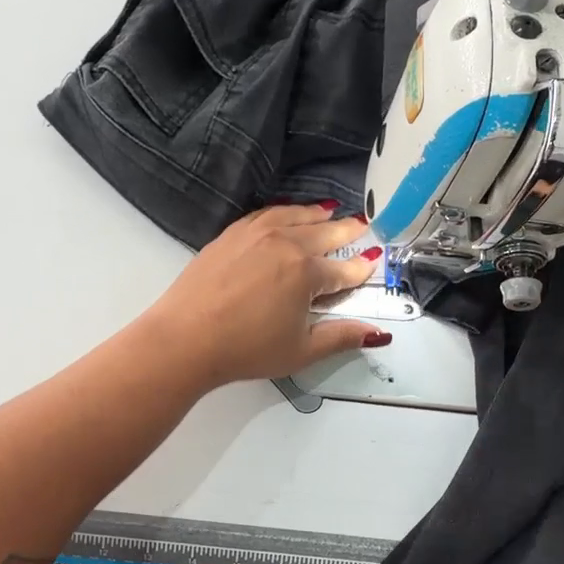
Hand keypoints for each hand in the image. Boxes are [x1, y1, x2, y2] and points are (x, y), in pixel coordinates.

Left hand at [139, 202, 385, 388]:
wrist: (185, 338)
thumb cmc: (245, 350)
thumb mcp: (301, 351)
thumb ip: (341, 337)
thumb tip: (378, 334)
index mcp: (307, 272)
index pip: (344, 270)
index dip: (361, 269)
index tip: (373, 263)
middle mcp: (285, 243)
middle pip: (324, 233)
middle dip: (346, 231)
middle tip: (361, 226)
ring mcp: (255, 234)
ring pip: (295, 216)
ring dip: (316, 215)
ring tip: (330, 213)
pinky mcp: (231, 234)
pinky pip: (266, 214)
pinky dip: (284, 212)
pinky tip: (287, 215)